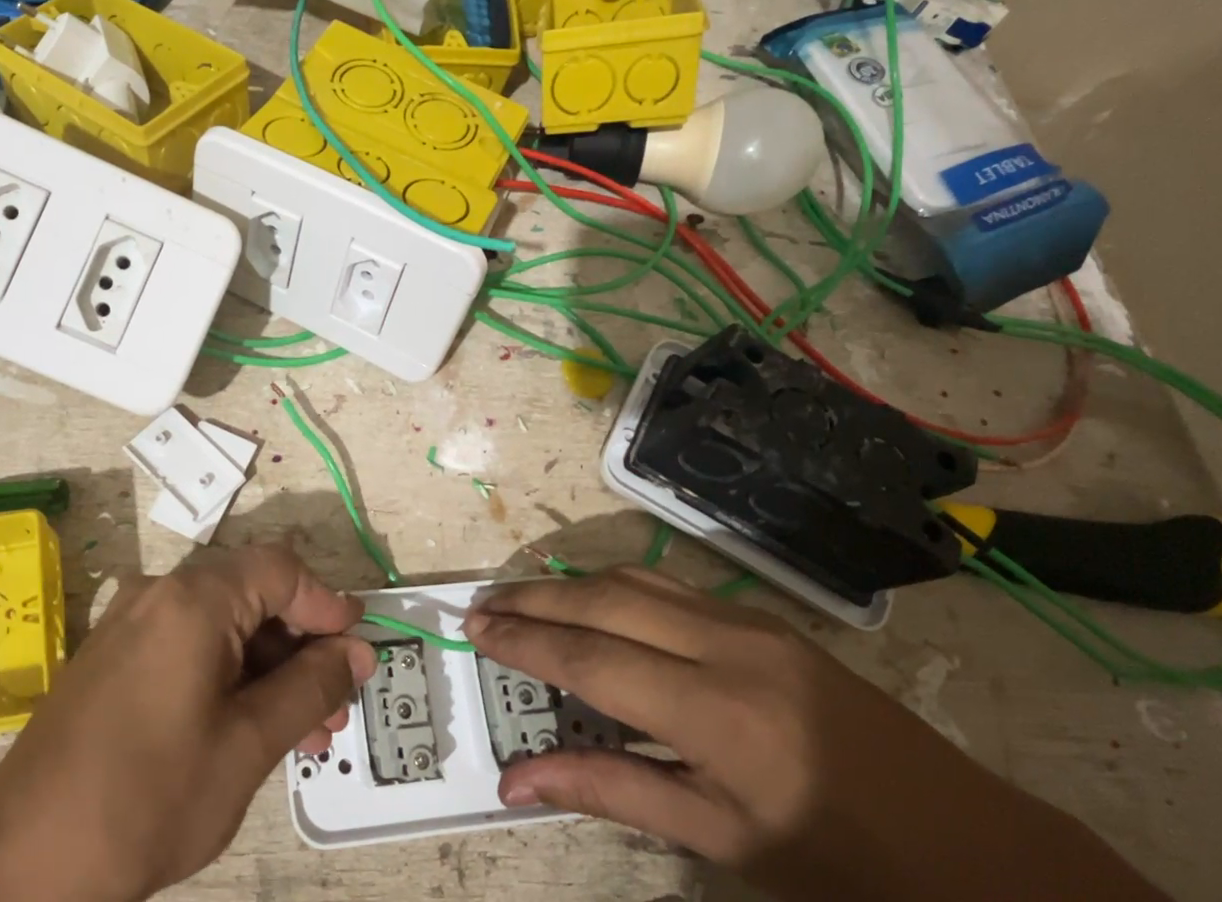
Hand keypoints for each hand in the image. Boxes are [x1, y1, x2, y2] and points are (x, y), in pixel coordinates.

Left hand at [0, 544, 375, 901]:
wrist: (29, 860)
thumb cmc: (150, 797)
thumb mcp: (247, 743)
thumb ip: (310, 687)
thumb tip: (356, 651)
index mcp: (190, 601)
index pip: (278, 569)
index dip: (326, 605)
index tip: (357, 654)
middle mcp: (155, 597)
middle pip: (249, 596)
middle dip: (300, 649)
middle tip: (333, 711)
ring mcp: (126, 628)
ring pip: (219, 629)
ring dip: (267, 671)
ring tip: (300, 737)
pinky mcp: (109, 662)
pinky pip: (184, 650)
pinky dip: (226, 679)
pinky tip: (247, 732)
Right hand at [464, 566, 1168, 901]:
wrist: (966, 840)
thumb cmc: (834, 858)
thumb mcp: (717, 838)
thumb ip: (610, 792)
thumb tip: (514, 782)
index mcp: (715, 712)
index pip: (590, 659)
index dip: (524, 643)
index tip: (473, 630)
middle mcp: (729, 648)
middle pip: (605, 601)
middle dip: (533, 600)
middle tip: (479, 605)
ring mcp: (753, 626)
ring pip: (637, 582)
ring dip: (569, 586)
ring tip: (518, 598)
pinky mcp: (769, 622)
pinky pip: (671, 590)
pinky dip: (615, 589)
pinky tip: (591, 604)